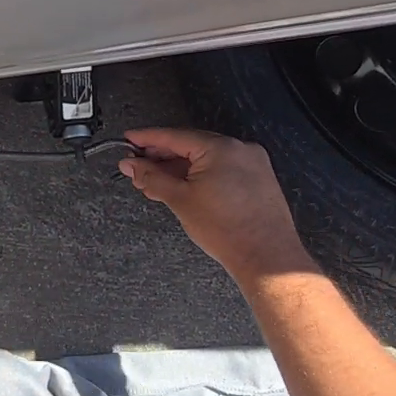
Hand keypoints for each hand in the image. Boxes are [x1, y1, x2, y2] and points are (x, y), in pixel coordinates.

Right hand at [117, 127, 313, 281]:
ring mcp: (252, 164)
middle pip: (190, 145)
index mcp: (221, 148)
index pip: (174, 136)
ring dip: (178, 168)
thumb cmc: (229, 231)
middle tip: (136, 166)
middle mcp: (240, 149)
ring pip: (204, 158)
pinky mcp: (257, 180)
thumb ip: (150, 177)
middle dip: (161, 156)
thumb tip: (131, 165)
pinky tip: (181, 187)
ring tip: (155, 182)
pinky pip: (220, 168)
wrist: (267, 259)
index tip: (129, 139)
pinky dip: (198, 175)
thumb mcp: (179, 199)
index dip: (146, 138)